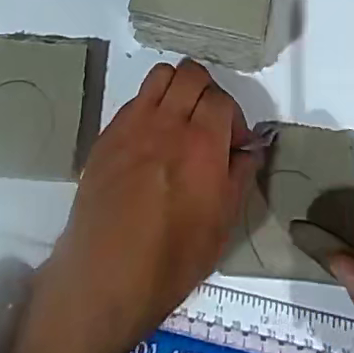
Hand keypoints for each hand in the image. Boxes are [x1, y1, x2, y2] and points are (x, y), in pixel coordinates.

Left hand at [13, 60, 256, 352]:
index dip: (234, 117)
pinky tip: (151, 141)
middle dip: (208, 92)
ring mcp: (132, 126)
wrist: (104, 278)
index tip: (233, 145)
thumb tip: (249, 148)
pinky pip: (135, 101)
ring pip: (161, 75)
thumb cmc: (172, 259)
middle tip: (208, 124)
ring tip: (180, 121)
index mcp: (202, 144)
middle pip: (192, 74)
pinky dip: (150, 107)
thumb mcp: (223, 224)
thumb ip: (240, 176)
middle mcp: (167, 124)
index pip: (222, 99)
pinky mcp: (107, 136)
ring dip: (177, 89)